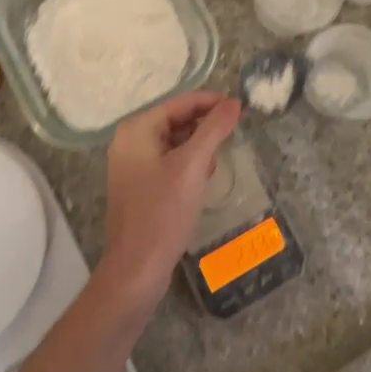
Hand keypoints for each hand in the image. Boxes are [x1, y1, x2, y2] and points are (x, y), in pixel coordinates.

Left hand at [99, 91, 242, 301]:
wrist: (137, 269)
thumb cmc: (163, 213)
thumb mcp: (192, 167)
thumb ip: (214, 130)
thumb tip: (234, 102)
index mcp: (137, 129)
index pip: (181, 102)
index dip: (212, 102)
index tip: (241, 108)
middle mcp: (129, 141)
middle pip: (176, 120)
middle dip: (205, 128)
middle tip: (232, 138)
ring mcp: (132, 164)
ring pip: (174, 142)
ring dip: (198, 148)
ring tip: (214, 165)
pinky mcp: (139, 186)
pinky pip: (168, 162)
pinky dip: (187, 165)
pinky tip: (201, 181)